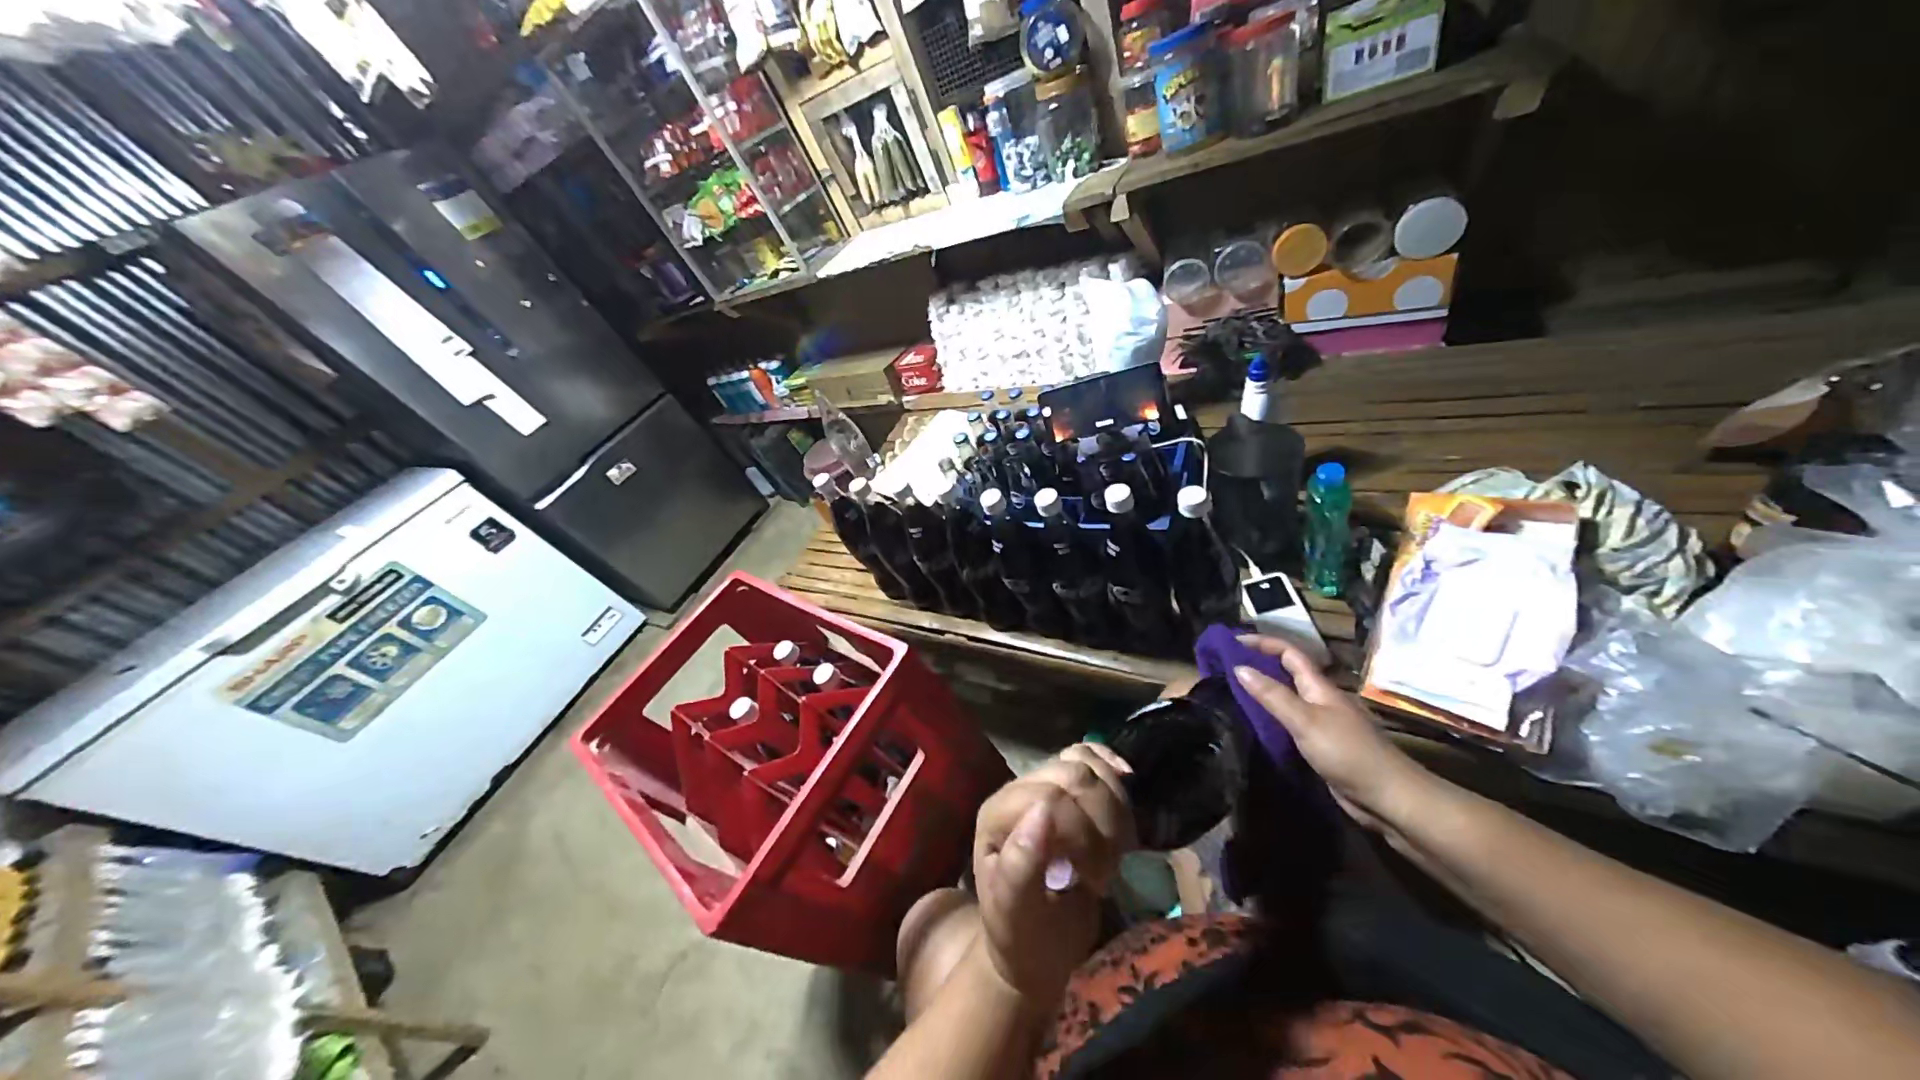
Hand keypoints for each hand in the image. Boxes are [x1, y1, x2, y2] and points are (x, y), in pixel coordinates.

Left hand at [971, 743, 1134, 1001]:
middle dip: (1103, 823)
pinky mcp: (1066, 787)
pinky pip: (1091, 756)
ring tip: (1114, 851)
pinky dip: (1112, 769)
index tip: (1096, 881)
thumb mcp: (1018, 914)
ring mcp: (1042, 784)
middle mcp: (1016, 791)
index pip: (1052, 798)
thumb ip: (1022, 866)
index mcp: (997, 816)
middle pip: (1074, 775)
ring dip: (1115, 807)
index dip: (1085, 836)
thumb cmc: (1023, 935)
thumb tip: (1042, 809)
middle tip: (1106, 870)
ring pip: (1088, 764)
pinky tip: (1126, 784)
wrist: (1034, 947)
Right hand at [1232, 636, 1438, 836]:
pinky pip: (1289, 723)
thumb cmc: (1348, 753)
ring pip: (1287, 699)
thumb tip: (1239, 667)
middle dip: (1259, 664)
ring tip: (1231, 692)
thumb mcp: (1306, 720)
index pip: (1289, 654)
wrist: (1388, 797)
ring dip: (1262, 691)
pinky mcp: (1321, 745)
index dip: (1263, 643)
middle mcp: (1321, 700)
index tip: (1233, 640)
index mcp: (1320, 687)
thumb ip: (1273, 695)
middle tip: (1225, 665)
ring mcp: (1322, 723)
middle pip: (1287, 673)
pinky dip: (1270, 718)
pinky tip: (1255, 725)